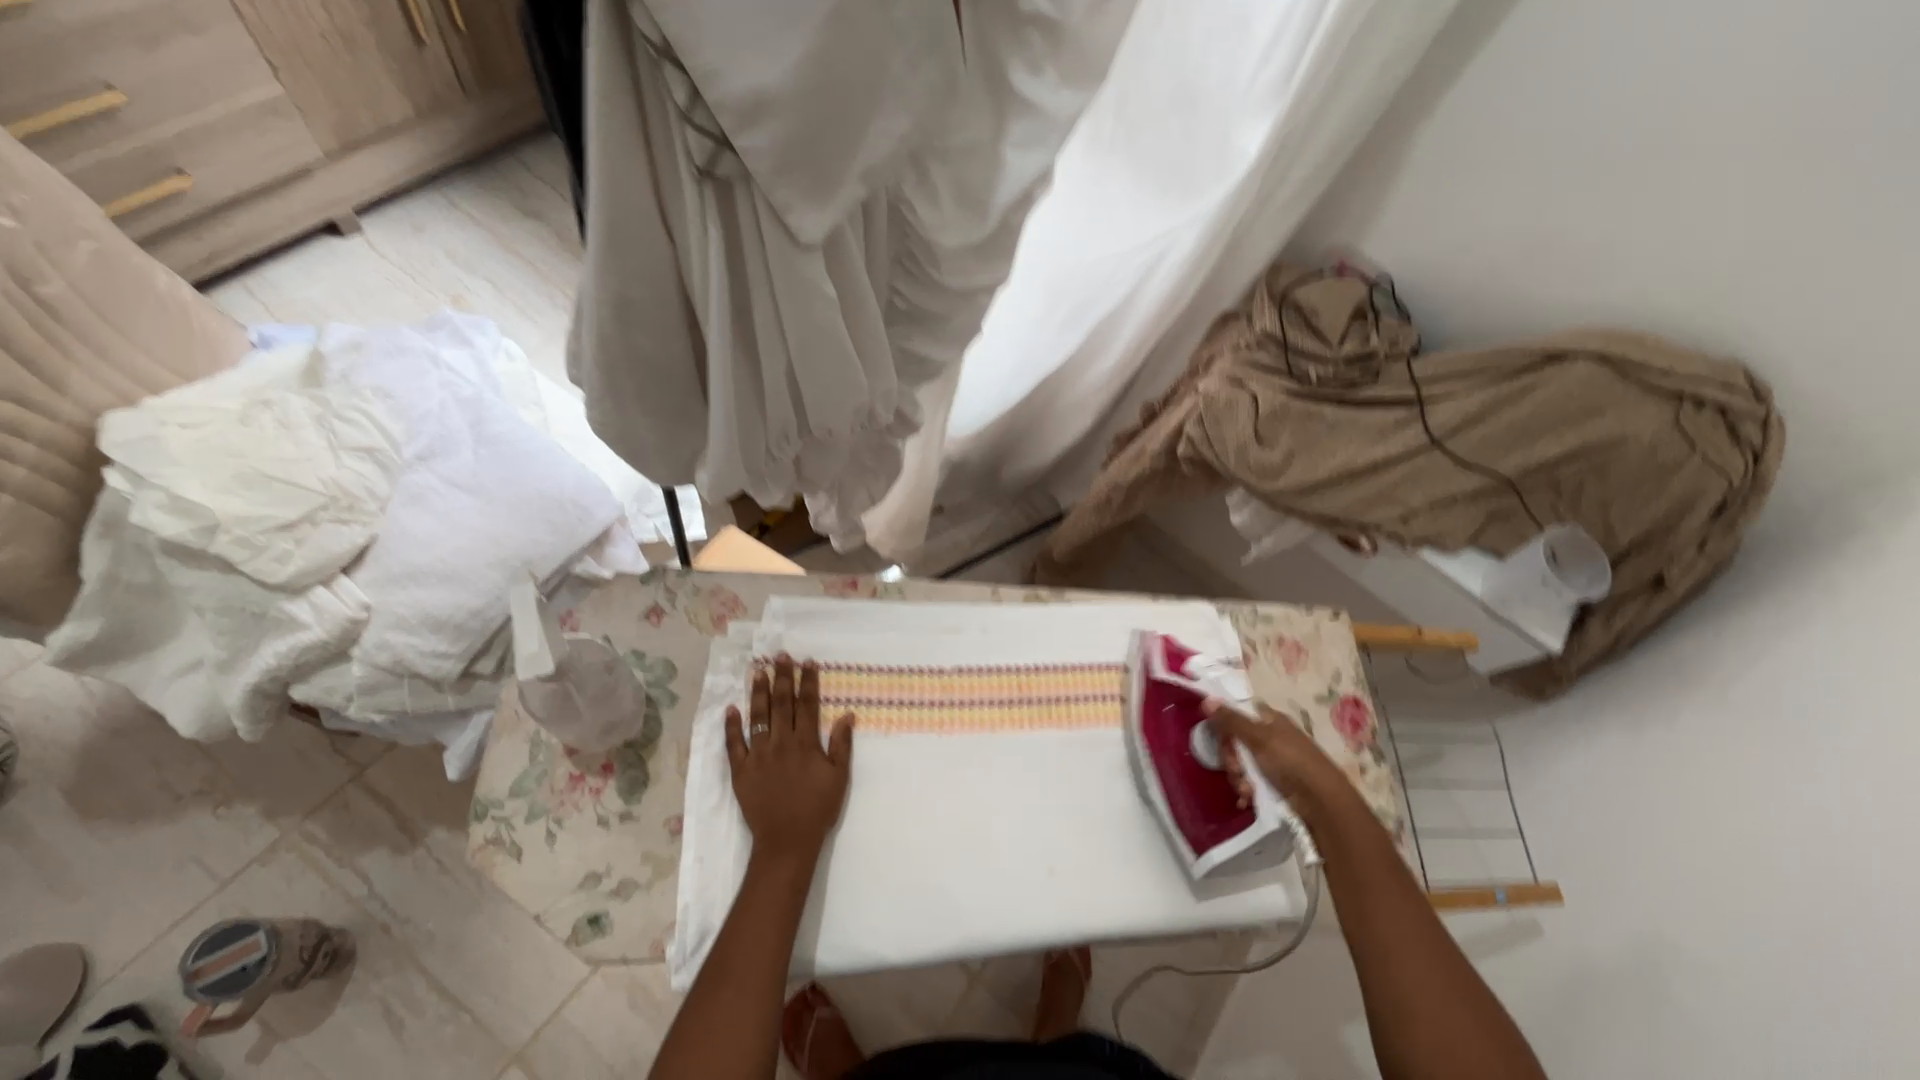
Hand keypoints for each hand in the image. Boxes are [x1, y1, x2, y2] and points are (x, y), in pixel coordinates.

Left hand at [726, 655, 854, 864]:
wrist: (787, 841)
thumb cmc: (818, 810)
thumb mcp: (839, 777)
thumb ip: (841, 745)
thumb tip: (846, 714)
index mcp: (806, 744)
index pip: (807, 704)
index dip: (807, 681)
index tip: (807, 661)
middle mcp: (781, 743)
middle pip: (782, 704)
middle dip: (782, 677)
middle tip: (781, 656)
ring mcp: (758, 755)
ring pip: (757, 717)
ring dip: (758, 693)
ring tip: (758, 671)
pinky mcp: (740, 770)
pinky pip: (734, 744)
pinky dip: (731, 726)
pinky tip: (731, 709)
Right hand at [1203, 697, 1345, 809]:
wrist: (1321, 801)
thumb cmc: (1291, 761)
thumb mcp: (1258, 738)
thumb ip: (1231, 720)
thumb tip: (1207, 698)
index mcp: (1269, 720)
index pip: (1238, 713)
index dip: (1226, 725)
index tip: (1221, 738)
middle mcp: (1270, 737)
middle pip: (1236, 741)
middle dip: (1231, 758)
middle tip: (1236, 769)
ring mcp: (1272, 760)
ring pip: (1241, 763)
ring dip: (1239, 777)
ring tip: (1247, 789)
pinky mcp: (1274, 781)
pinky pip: (1250, 780)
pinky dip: (1247, 789)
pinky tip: (1248, 798)